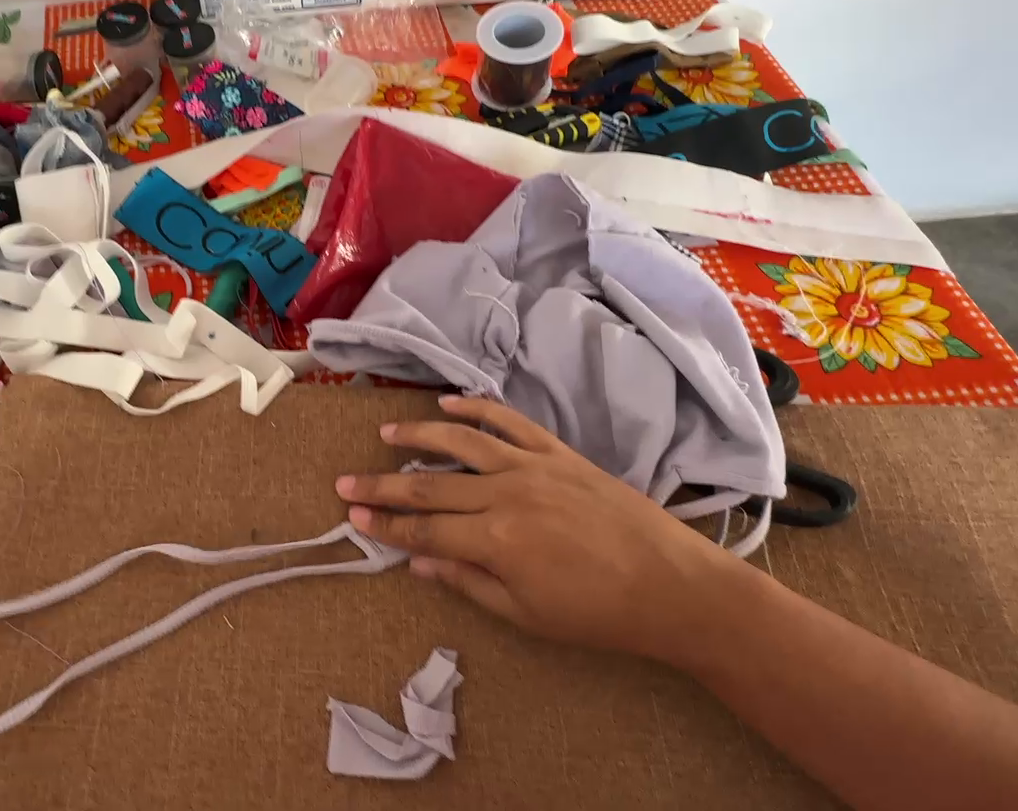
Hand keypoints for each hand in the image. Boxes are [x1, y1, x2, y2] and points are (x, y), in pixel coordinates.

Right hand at [336, 396, 752, 665]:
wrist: (673, 584)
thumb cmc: (598, 613)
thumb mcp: (527, 614)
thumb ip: (467, 581)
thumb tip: (418, 561)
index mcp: (495, 541)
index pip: (423, 528)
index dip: (384, 523)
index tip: (352, 515)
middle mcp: (504, 494)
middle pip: (429, 484)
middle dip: (382, 484)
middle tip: (344, 480)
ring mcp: (531, 466)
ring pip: (460, 442)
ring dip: (417, 436)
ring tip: (384, 434)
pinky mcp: (557, 451)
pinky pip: (509, 421)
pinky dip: (476, 408)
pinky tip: (449, 403)